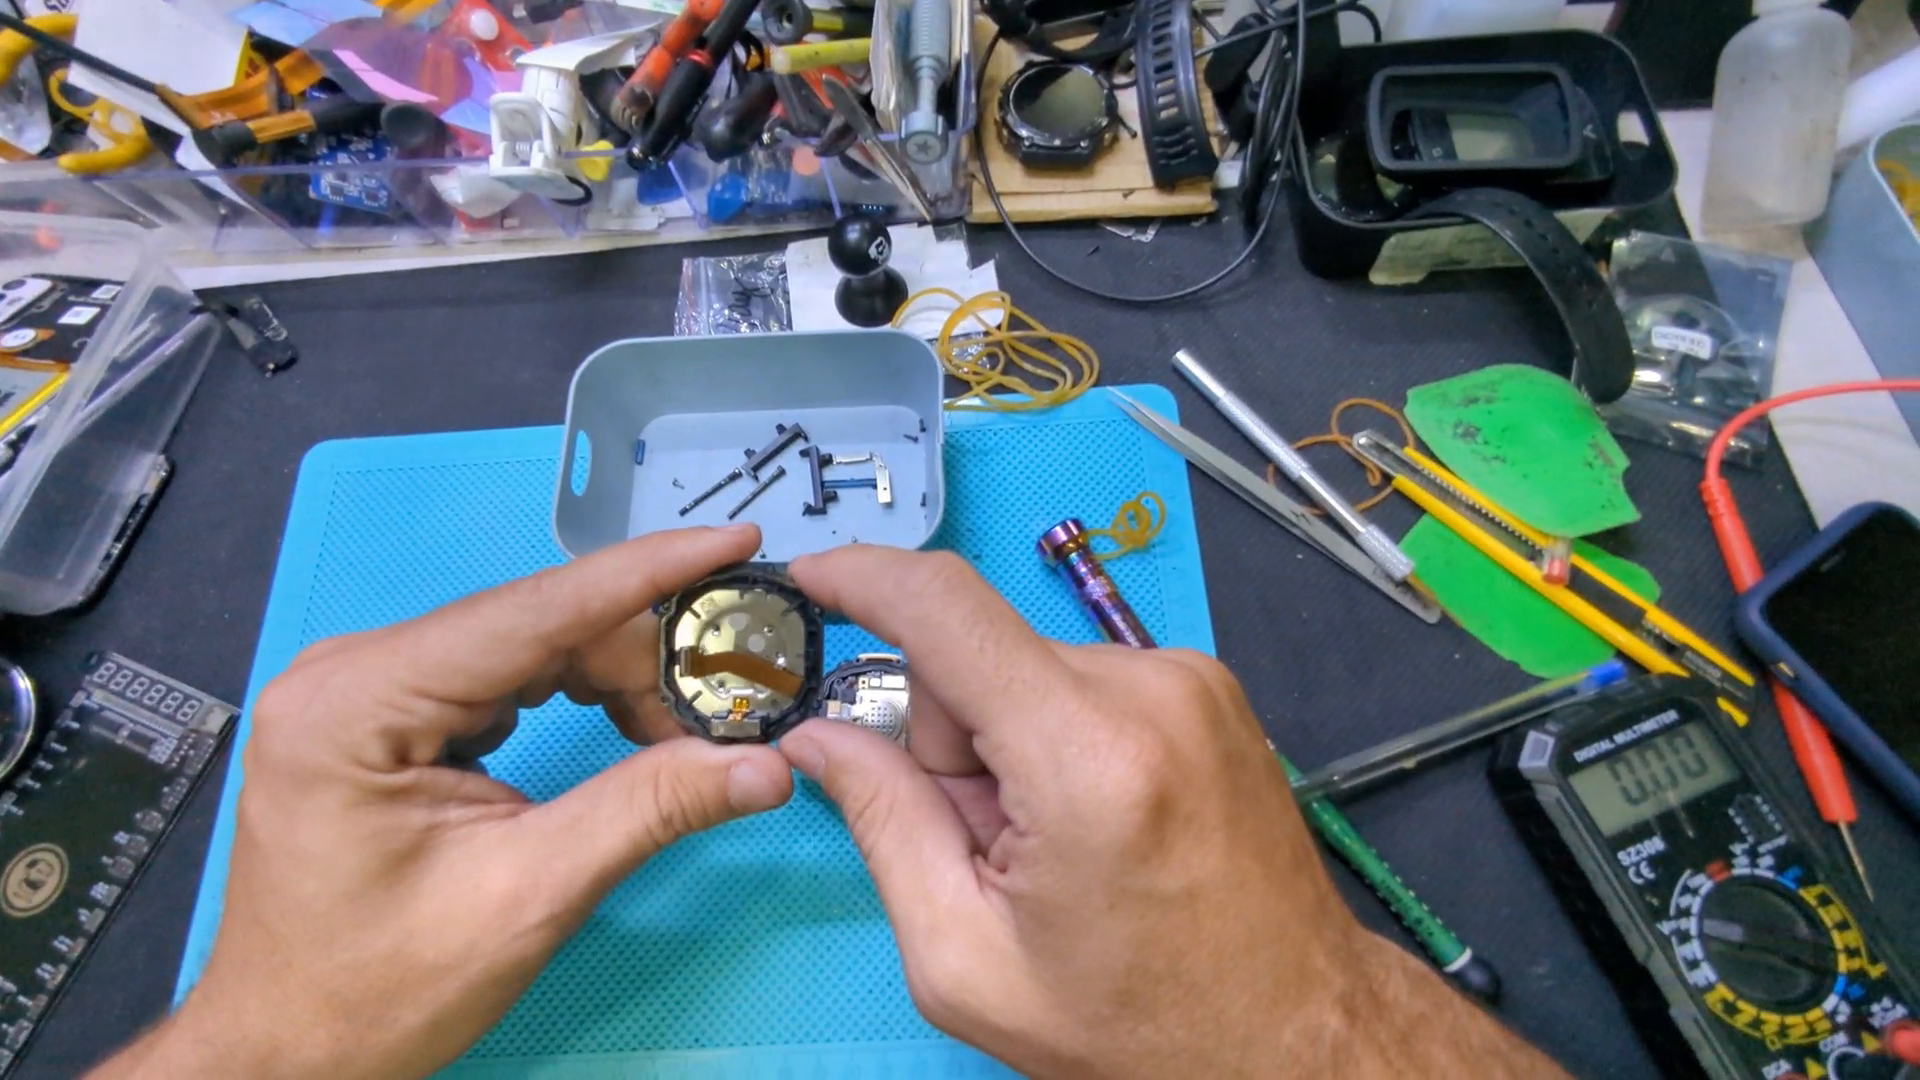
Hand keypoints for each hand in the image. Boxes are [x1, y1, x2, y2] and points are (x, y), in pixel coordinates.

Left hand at [98, 525, 793, 1079]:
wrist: (290, 1052)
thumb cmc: (382, 989)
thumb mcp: (532, 895)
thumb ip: (652, 809)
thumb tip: (769, 766)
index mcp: (365, 699)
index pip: (539, 607)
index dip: (652, 569)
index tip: (738, 539)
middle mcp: (370, 665)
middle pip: (555, 624)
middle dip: (653, 658)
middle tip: (736, 694)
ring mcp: (391, 678)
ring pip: (554, 641)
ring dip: (632, 680)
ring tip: (687, 731)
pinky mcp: (416, 702)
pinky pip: (533, 667)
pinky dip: (600, 694)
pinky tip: (637, 730)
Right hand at [778, 547, 1563, 1078]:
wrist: (1298, 1031)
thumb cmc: (1134, 1021)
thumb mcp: (967, 957)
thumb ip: (883, 823)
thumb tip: (819, 735)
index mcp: (1085, 757)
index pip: (947, 610)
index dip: (865, 576)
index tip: (810, 575)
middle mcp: (1147, 686)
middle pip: (977, 651)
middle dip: (951, 730)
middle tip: (989, 831)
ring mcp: (1185, 672)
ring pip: (1025, 663)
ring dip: (1007, 731)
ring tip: (1053, 829)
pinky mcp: (1201, 677)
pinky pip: (1078, 672)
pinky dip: (1055, 724)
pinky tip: (1095, 802)